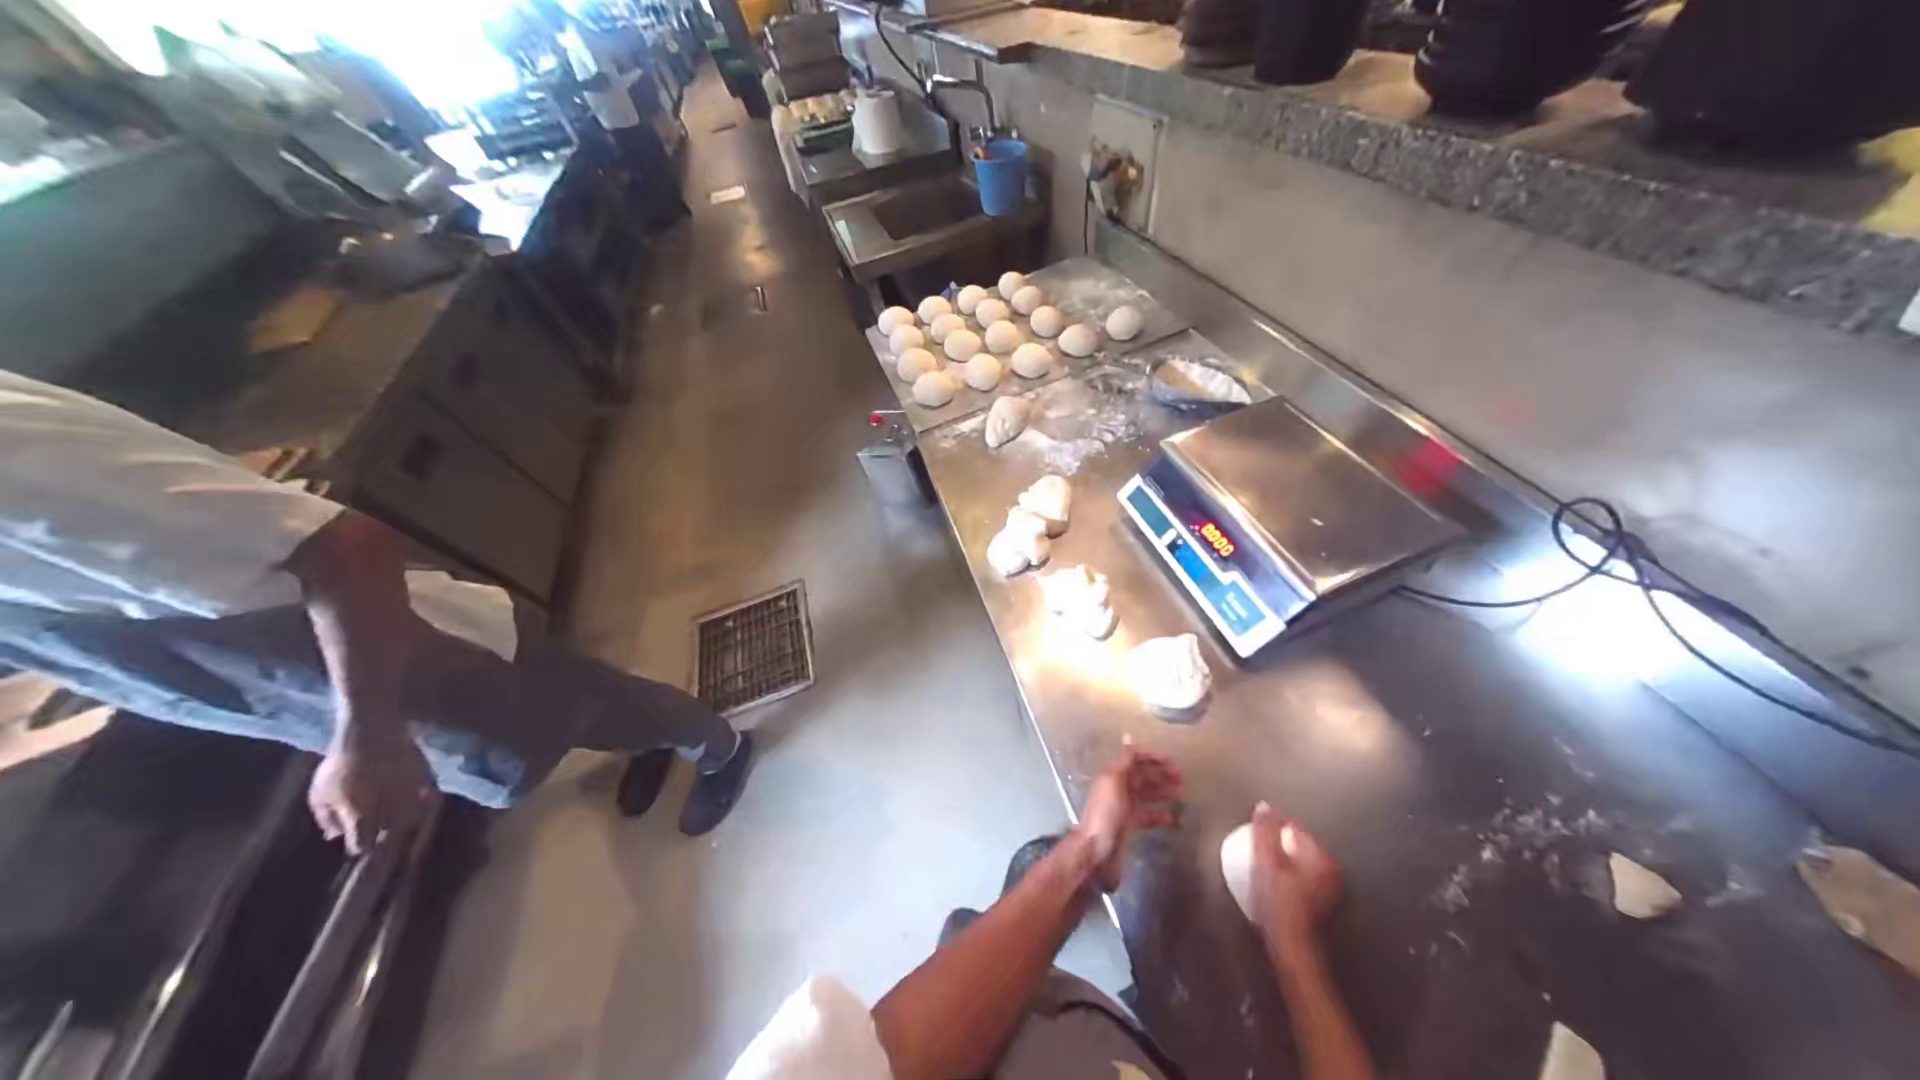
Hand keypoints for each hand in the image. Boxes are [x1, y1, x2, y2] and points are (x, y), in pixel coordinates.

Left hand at [308, 727, 432, 855]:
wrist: (372, 733)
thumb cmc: (340, 764)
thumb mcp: (320, 794)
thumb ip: (327, 818)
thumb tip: (335, 836)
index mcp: (361, 818)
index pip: (363, 845)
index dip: (360, 846)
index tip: (358, 842)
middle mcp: (390, 812)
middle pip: (391, 836)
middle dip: (384, 839)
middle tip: (378, 834)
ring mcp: (411, 795)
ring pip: (414, 819)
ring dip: (406, 822)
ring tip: (399, 819)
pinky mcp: (426, 779)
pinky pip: (431, 798)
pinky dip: (426, 803)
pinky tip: (421, 801)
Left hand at [1074, 738, 1183, 891]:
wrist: (1097, 852)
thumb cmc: (1106, 814)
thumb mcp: (1113, 782)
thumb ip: (1123, 761)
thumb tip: (1129, 737)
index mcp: (1113, 775)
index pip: (1133, 758)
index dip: (1151, 757)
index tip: (1172, 761)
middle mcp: (1118, 789)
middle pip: (1142, 775)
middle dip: (1161, 774)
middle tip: (1182, 779)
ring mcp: (1124, 808)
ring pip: (1146, 794)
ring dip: (1163, 792)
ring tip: (1182, 795)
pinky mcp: (1129, 826)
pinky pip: (1147, 816)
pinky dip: (1160, 815)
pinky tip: (1173, 818)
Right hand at [1250, 802, 1341, 959]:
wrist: (1289, 946)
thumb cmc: (1278, 905)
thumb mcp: (1265, 862)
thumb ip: (1264, 830)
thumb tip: (1264, 805)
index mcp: (1322, 857)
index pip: (1293, 826)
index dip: (1271, 829)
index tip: (1256, 840)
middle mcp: (1331, 870)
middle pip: (1295, 843)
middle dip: (1276, 843)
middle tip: (1258, 854)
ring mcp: (1326, 887)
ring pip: (1296, 859)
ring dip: (1279, 858)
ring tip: (1262, 868)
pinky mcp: (1318, 900)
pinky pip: (1298, 875)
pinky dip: (1285, 873)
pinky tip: (1271, 883)